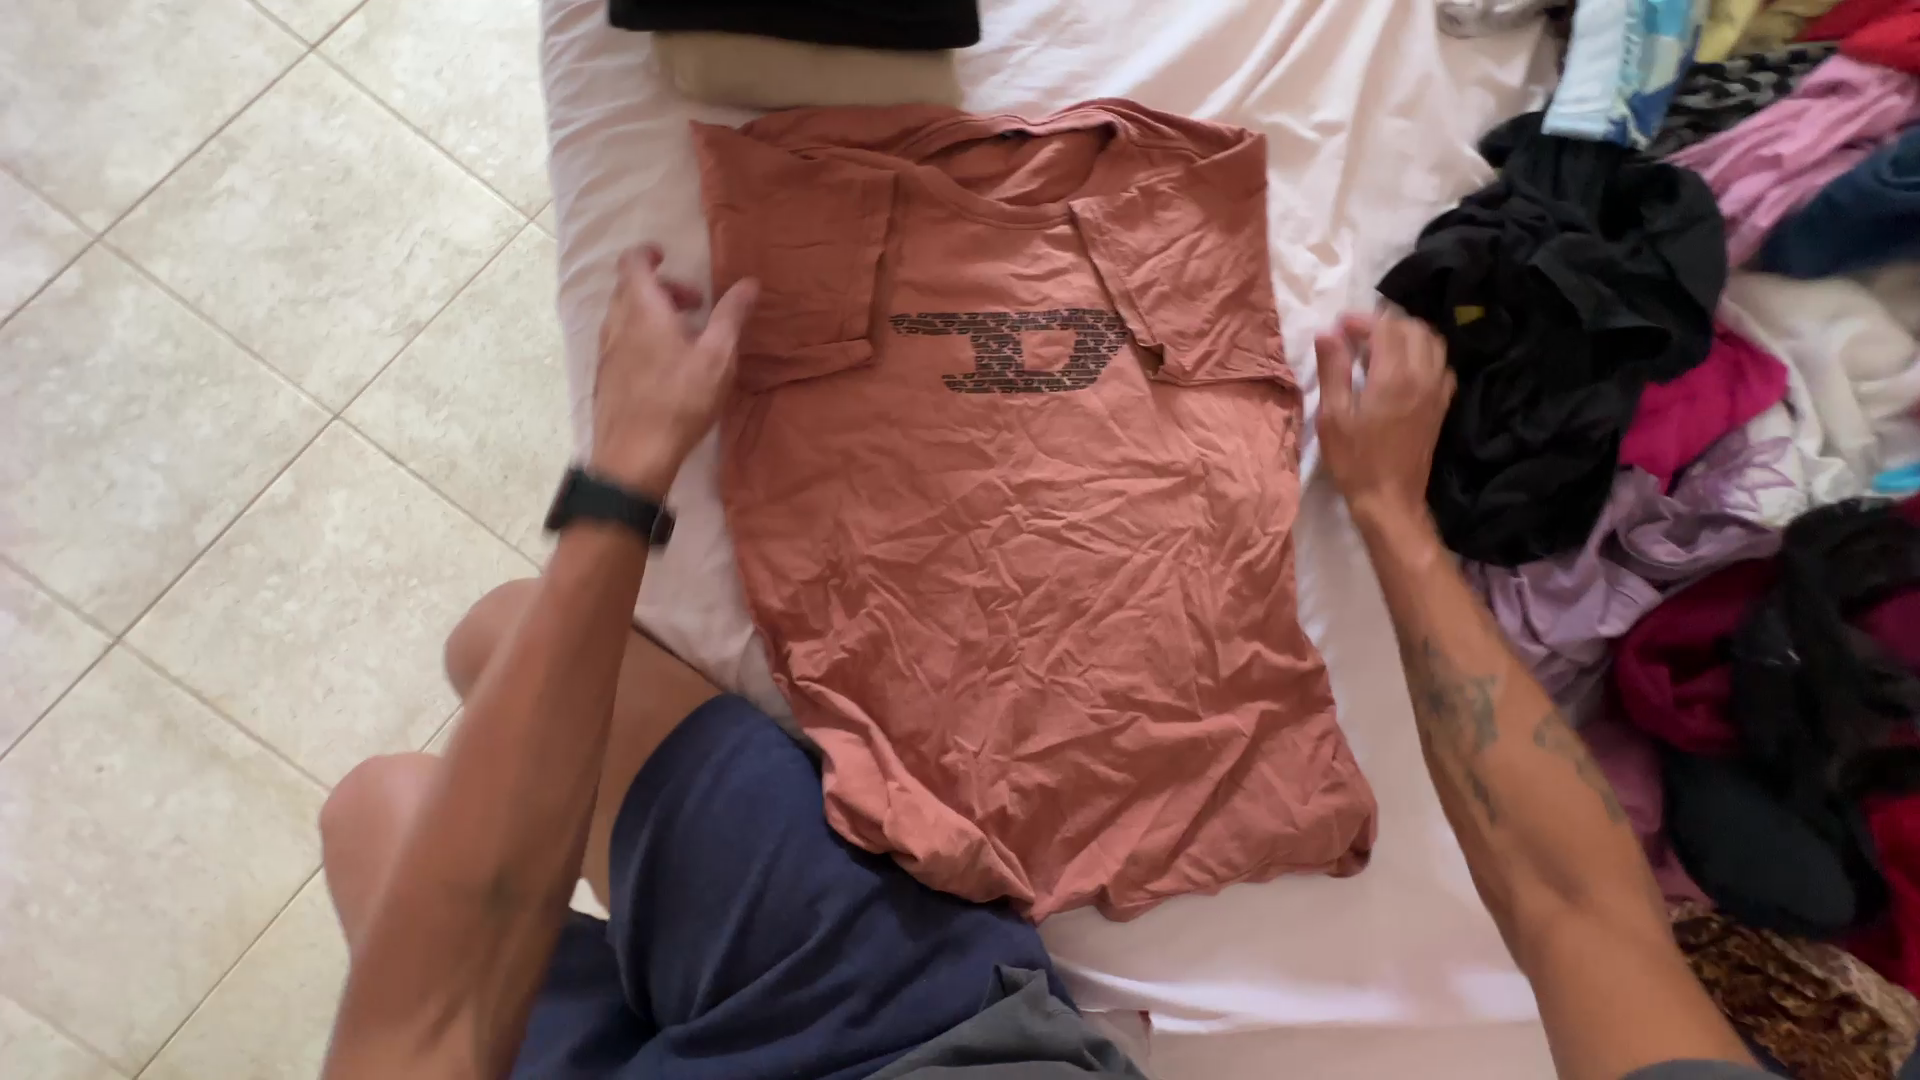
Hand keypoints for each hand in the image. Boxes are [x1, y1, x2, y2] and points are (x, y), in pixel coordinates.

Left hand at [591, 244, 757, 496]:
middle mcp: (617, 323)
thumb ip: (731, 316)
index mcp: (643, 309)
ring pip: (626, 317)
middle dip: (662, 289)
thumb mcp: (718, 357)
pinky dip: (643, 339)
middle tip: (694, 305)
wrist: (634, 454)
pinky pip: (623, 342)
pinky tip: (667, 369)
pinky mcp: (607, 377)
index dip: (649, 254)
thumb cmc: (680, 400)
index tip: (669, 257)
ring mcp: (607, 352)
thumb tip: (749, 283)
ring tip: (685, 339)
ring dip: (653, 316)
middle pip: (631, 289)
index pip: (634, 263)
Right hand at [1314, 308, 1454, 529]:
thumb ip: (1332, 371)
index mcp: (1394, 376)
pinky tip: (1401, 367)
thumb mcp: (1332, 416)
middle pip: (1412, 329)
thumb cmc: (1354, 459)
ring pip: (1431, 342)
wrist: (1389, 497)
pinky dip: (1422, 354)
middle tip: (1353, 335)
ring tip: (1377, 346)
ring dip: (1405, 335)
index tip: (1337, 327)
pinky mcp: (1442, 403)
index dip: (1360, 321)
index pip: (1385, 328)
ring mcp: (1438, 389)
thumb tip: (1327, 334)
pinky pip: (1440, 364)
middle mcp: (1423, 375)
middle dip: (1382, 324)